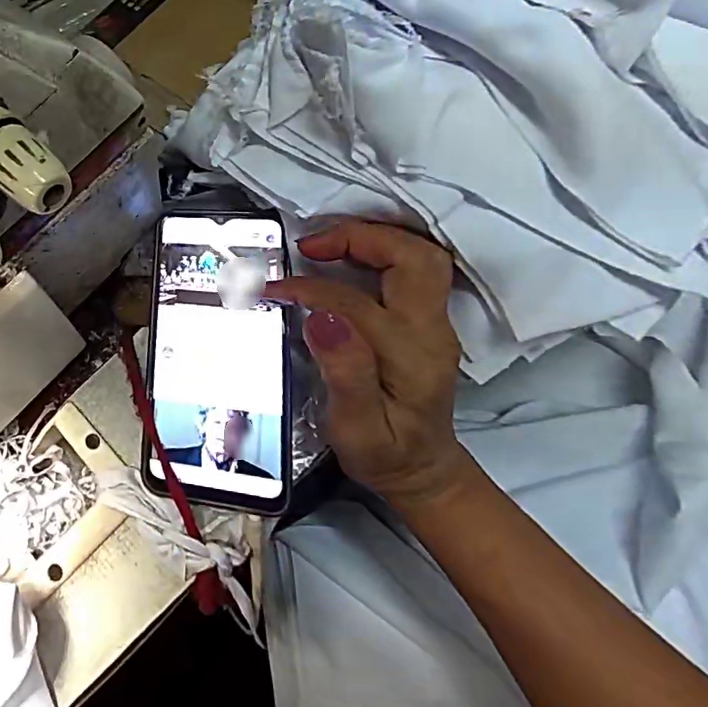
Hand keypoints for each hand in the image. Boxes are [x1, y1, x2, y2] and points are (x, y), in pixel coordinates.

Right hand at [263, 219, 471, 508]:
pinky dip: (375, 250)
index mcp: (411, 356)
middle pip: (414, 257)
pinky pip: (409, 266)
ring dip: (370, 239)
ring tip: (321, 245)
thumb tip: (323, 319)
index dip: (309, 289)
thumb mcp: (357, 428)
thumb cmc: (385, 453)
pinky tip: (342, 256)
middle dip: (360, 238)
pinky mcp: (425, 319)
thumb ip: (345, 374)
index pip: (356, 302)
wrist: (421, 468)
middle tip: (311, 246)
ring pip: (418, 255)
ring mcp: (433, 322)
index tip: (274, 291)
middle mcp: (431, 331)